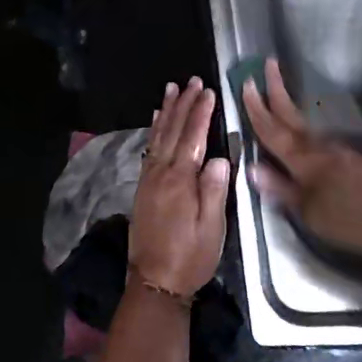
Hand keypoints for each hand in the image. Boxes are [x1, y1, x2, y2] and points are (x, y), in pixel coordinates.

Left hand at [128, 77, 231, 298]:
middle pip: (173, 131)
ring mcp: (148, 180)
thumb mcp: (211, 228)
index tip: (208, 91)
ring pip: (157, 137)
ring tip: (170, 90)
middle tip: (190, 80)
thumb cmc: (190, 256)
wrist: (154, 280)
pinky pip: (148, 151)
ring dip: (165, 112)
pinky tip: (156, 123)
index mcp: (181, 181)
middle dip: (183, 104)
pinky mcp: (142, 188)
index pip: (193, 138)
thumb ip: (214, 191)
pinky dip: (153, 132)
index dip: (201, 113)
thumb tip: (219, 157)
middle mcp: (161, 174)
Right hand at [242, 58, 361, 255]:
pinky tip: (297, 127)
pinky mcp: (349, 158)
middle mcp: (317, 147)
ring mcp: (336, 150)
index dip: (256, 109)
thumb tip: (252, 167)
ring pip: (302, 123)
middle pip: (290, 115)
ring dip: (286, 105)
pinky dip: (299, 124)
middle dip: (275, 90)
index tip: (245, 83)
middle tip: (266, 64)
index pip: (271, 130)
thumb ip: (281, 188)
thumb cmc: (356, 217)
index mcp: (303, 159)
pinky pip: (313, 135)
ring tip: (274, 91)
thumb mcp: (311, 211)